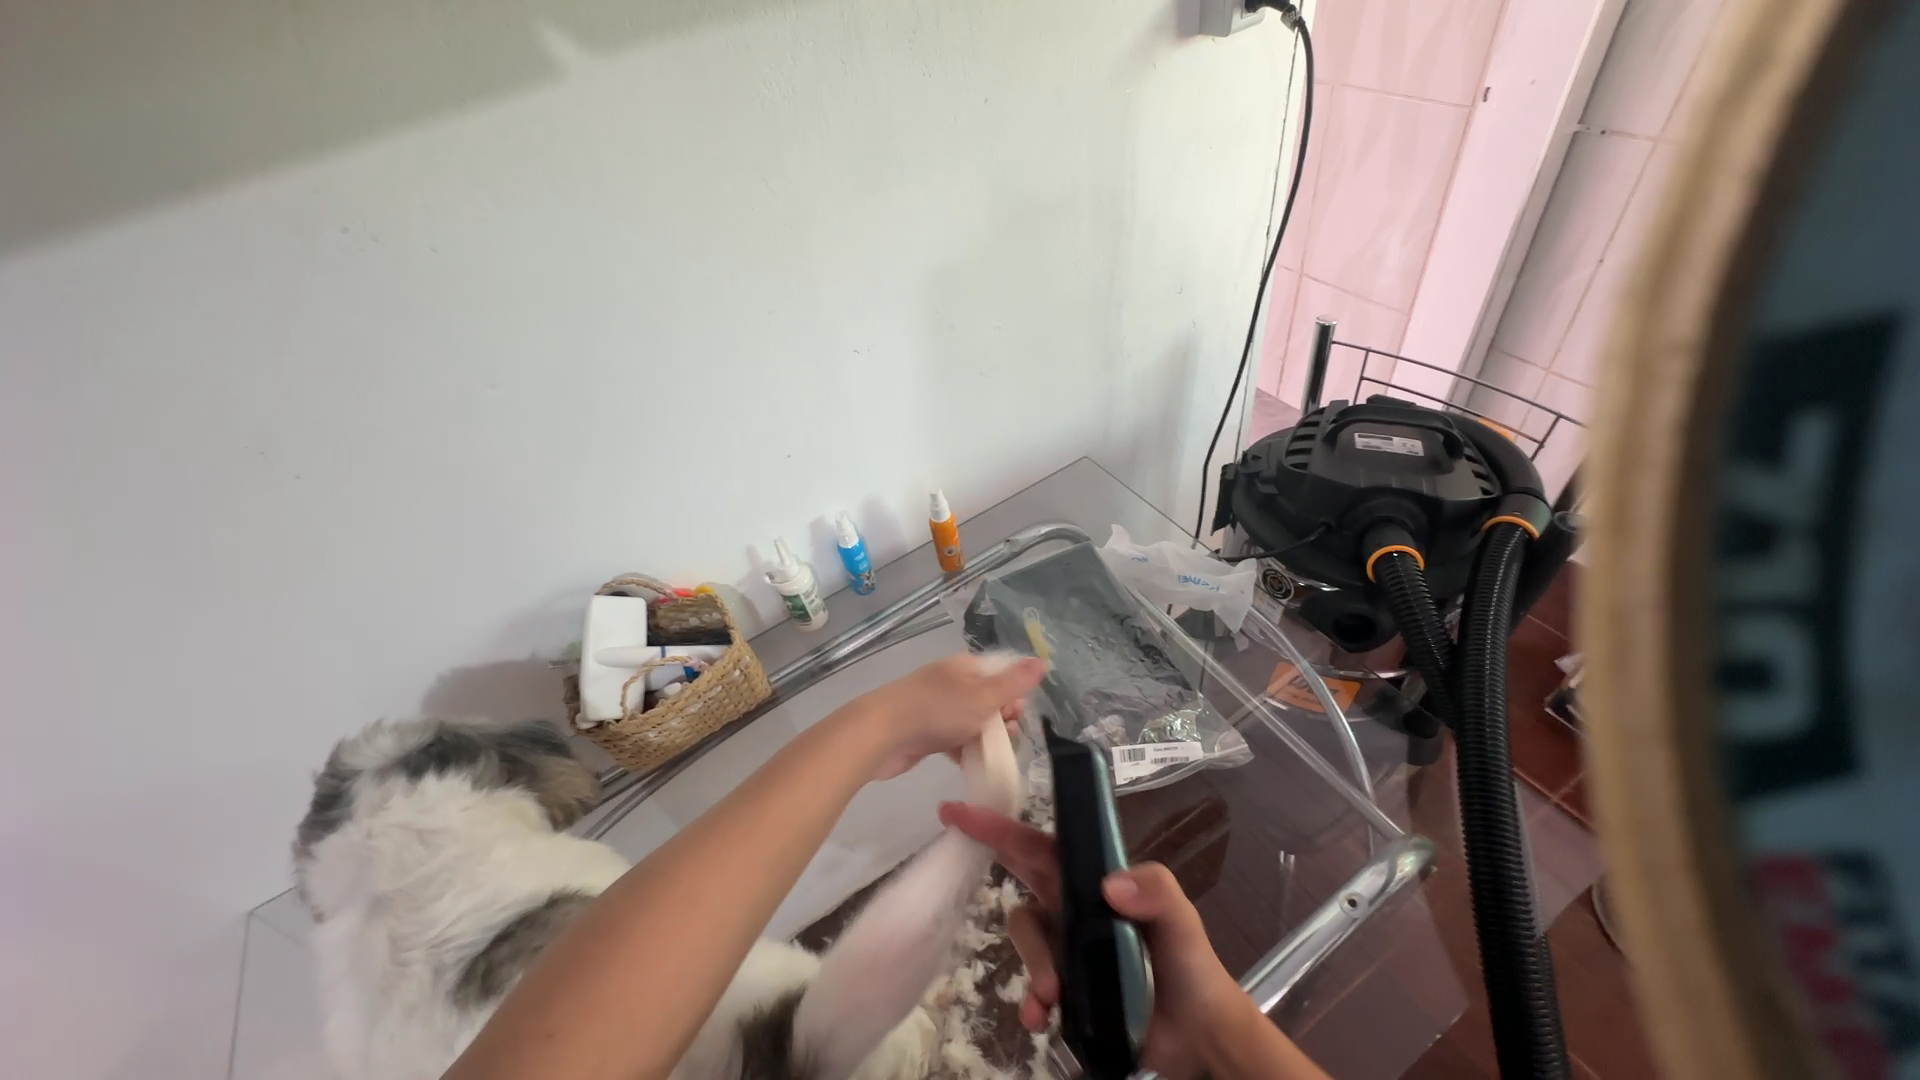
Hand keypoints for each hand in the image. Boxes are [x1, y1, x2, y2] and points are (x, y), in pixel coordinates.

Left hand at [853, 653, 1044, 781]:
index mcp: (966, 667)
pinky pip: (955, 740)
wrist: (882, 734)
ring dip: (985, 738)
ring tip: (991, 756)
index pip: (1002, 674)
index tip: (1017, 716)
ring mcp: (937, 708)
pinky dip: (965, 750)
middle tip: (1005, 739)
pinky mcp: (926, 733)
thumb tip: (1042, 661)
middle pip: (989, 700)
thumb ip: (1014, 683)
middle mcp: (952, 683)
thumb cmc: (937, 711)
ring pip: (973, 723)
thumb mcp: (983, 696)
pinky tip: (971, 764)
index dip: (1015, 695)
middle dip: (1003, 720)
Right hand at [937, 803, 1251, 1079]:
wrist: (1197, 1033)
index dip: (1000, 825)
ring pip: (1025, 938)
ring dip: (1032, 963)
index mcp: (1092, 878)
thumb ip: (1155, 889)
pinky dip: (1032, 1000)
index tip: (959, 812)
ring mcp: (1064, 946)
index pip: (1041, 843)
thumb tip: (1110, 886)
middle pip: (1021, 880)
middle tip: (961, 861)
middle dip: (993, 868)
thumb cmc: (1188, 962)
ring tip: (1051, 996)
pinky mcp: (1063, 987)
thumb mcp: (1180, 916)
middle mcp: (1071, 905)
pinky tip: (1043, 1018)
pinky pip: (1031, 986)